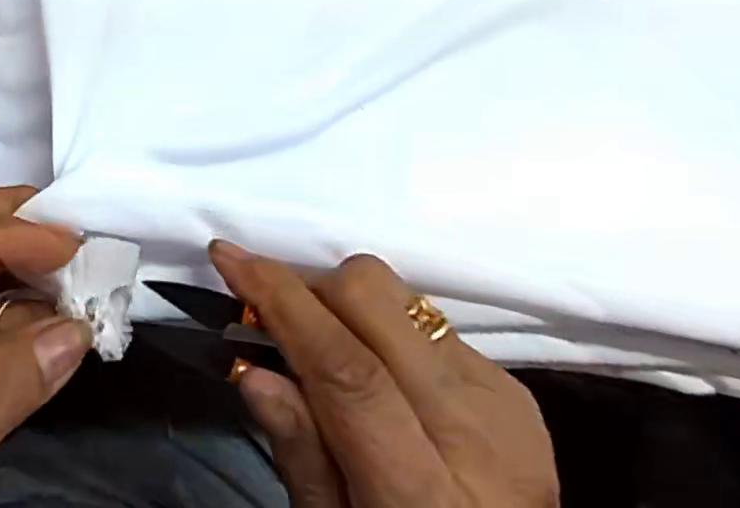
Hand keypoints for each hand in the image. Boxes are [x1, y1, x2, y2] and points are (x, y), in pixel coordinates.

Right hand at [210, 241, 558, 507]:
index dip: (282, 300)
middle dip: (306, 284)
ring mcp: (501, 402)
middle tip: (269, 313)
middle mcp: (476, 433)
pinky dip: (377, 321)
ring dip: (339, 299)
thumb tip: (252, 371)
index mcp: (428, 498)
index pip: (346, 370)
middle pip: (374, 301)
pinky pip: (423, 317)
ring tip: (316, 337)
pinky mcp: (512, 386)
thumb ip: (300, 454)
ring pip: (397, 292)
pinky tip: (370, 361)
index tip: (226, 256)